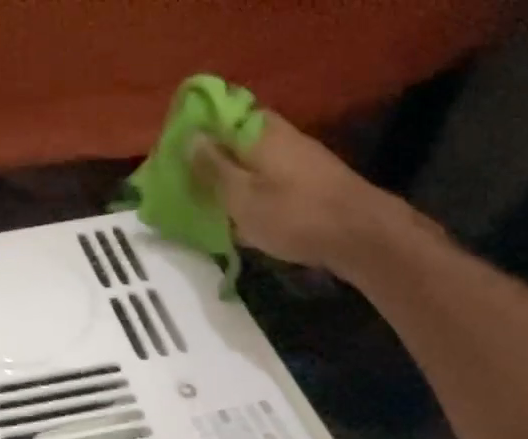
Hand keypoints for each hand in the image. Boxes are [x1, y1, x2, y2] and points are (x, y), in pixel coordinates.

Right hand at [190, 113, 416, 278]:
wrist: (357, 233)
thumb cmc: (293, 214)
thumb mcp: (240, 196)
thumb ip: (213, 168)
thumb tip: (190, 137)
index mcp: (258, 130)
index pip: (217, 115)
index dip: (192, 133)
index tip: (170, 158)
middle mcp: (277, 135)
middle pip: (233, 142)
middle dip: (208, 163)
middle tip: (185, 191)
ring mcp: (295, 158)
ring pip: (249, 164)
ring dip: (228, 184)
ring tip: (207, 210)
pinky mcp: (306, 181)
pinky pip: (266, 182)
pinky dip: (249, 197)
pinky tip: (240, 221)